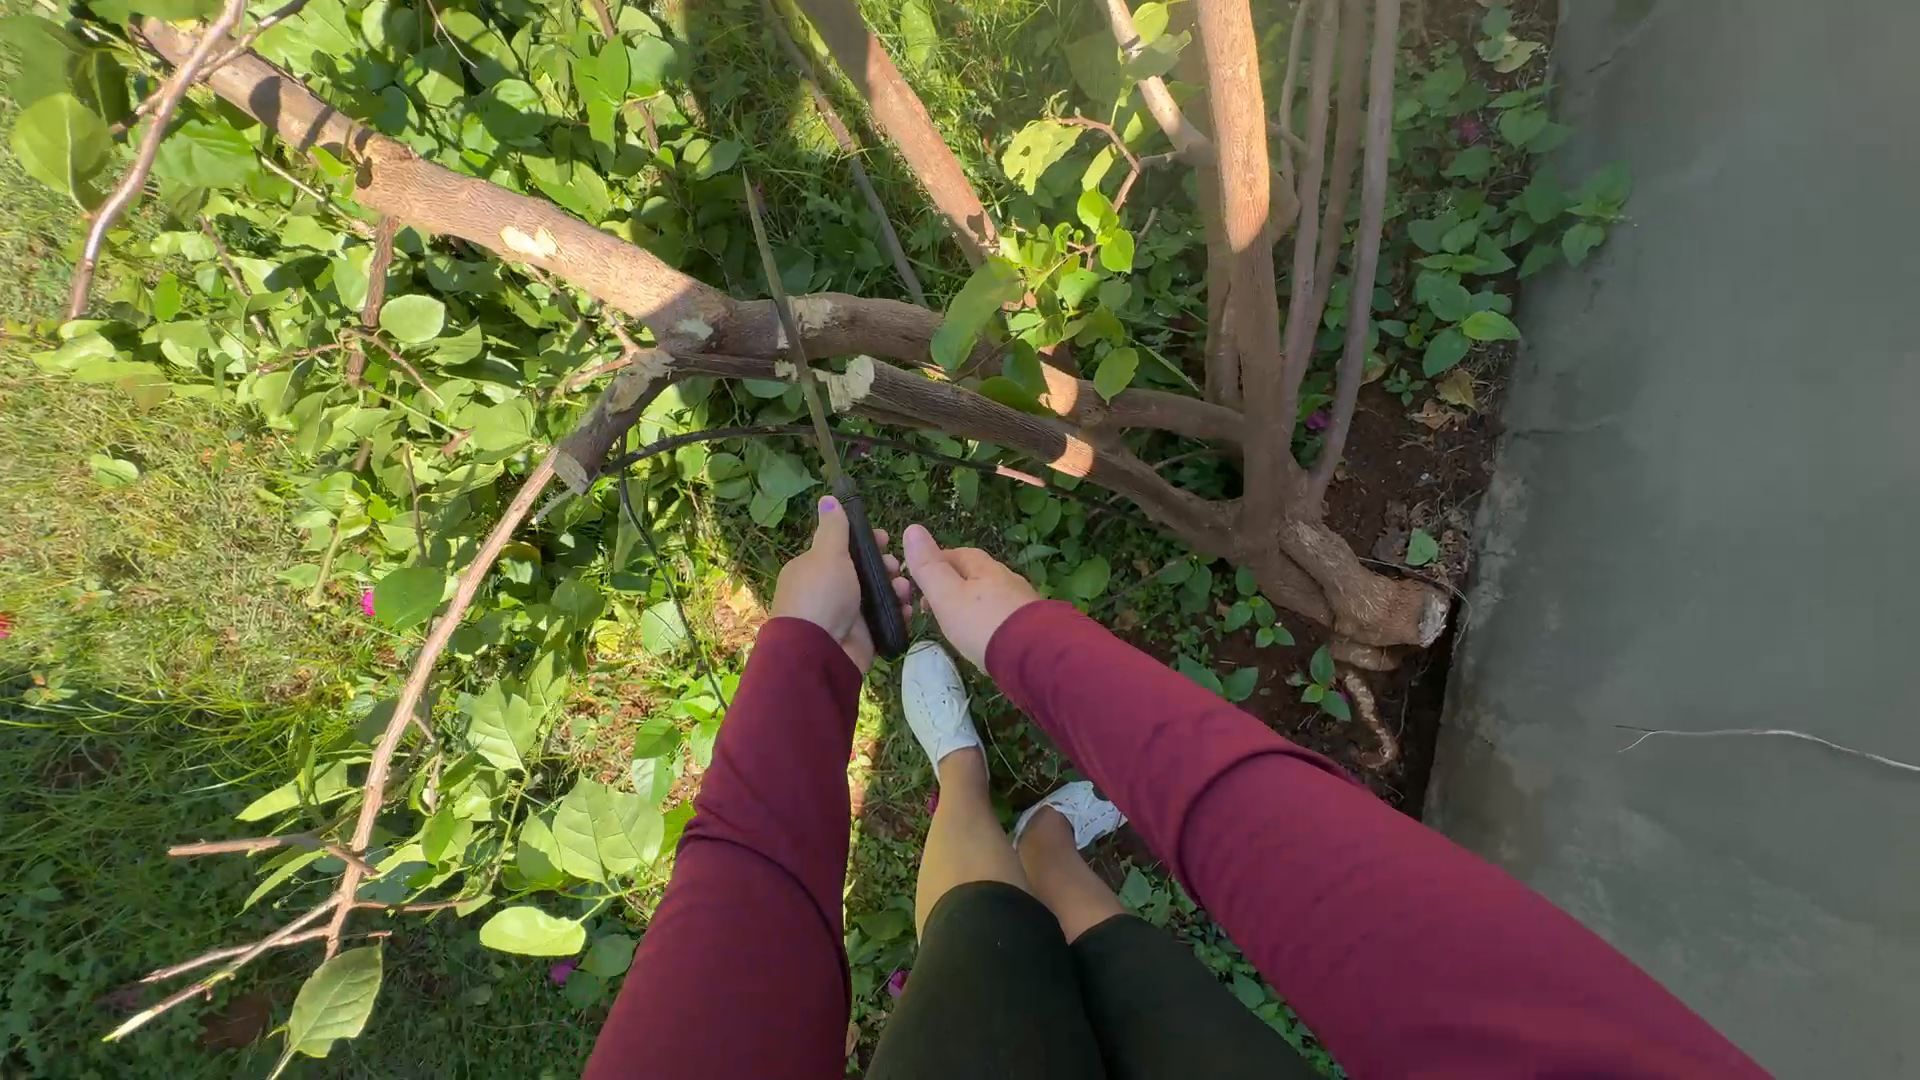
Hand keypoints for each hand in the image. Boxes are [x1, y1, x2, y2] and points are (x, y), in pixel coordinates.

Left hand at [771, 496, 911, 671]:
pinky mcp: (863, 637)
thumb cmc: (822, 594)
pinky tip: (907, 610)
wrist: (819, 651)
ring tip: (906, 590)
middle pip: (866, 572)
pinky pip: (886, 620)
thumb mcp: (827, 554)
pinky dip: (898, 614)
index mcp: (815, 569)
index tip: (885, 539)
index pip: (845, 549)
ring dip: (897, 589)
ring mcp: (847, 616)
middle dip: (887, 566)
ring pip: (879, 595)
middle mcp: (830, 591)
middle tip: (898, 567)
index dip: (867, 542)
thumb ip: (833, 528)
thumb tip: (827, 499)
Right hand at [901, 524, 1039, 668]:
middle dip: (952, 585)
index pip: (955, 554)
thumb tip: (912, 528)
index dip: (935, 564)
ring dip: (970, 604)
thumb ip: (928, 566)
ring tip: (955, 625)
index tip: (918, 585)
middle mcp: (1006, 577)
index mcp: (983, 566)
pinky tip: (983, 637)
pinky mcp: (1031, 623)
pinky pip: (1002, 614)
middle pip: (974, 574)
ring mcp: (1021, 600)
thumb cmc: (983, 624)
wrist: (1034, 655)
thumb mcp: (947, 595)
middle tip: (933, 608)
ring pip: (989, 595)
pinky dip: (987, 621)